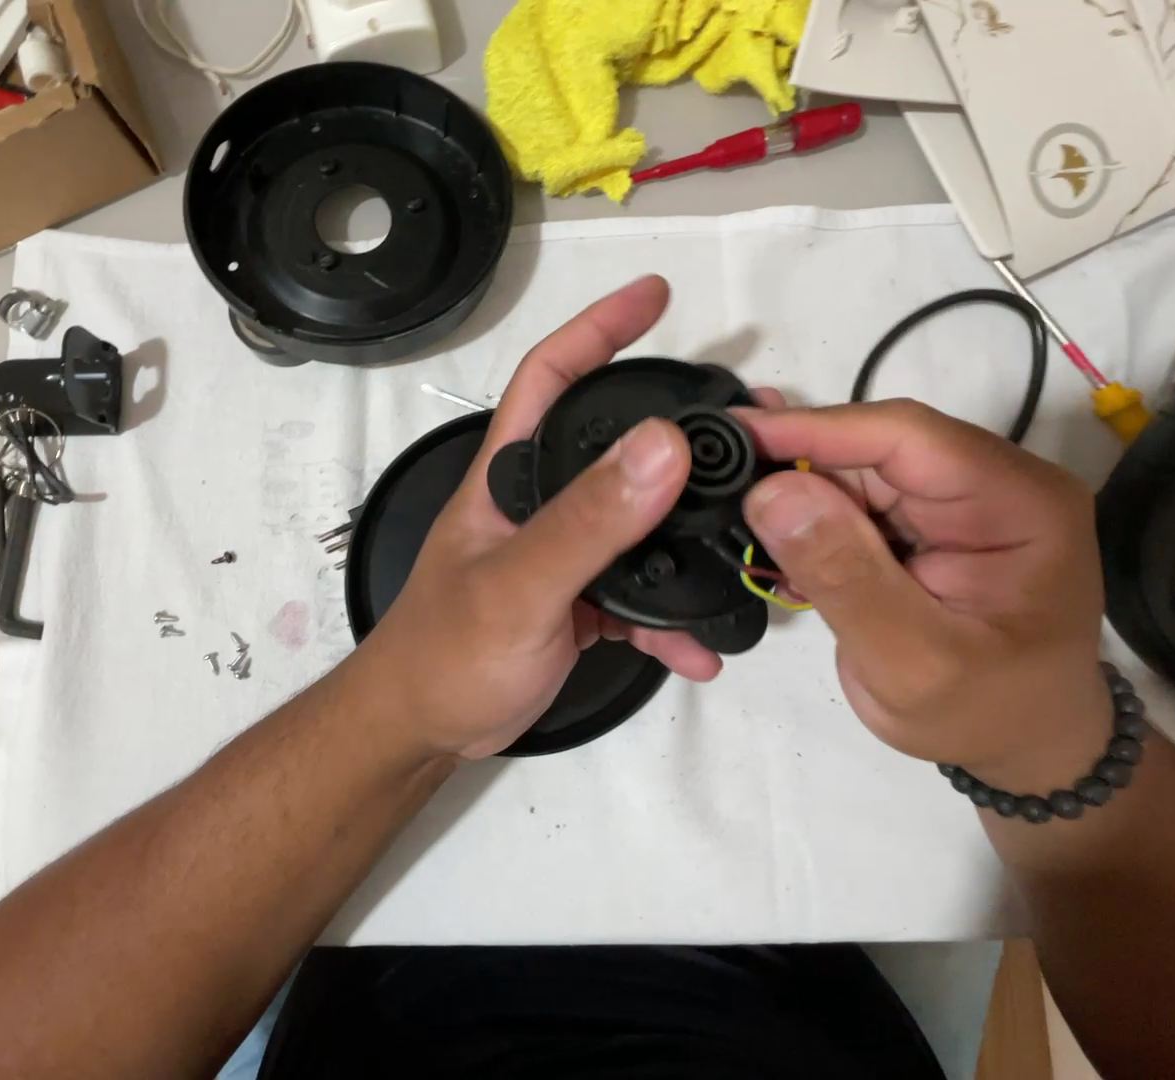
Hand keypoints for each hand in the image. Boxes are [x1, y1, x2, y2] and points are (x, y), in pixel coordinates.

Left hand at [351, 276, 729, 759]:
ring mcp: (561, 556)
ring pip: (637, 526)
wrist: (426, 731)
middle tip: (747, 432)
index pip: (550, 378)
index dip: (597, 328)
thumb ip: (585, 522)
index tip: (655, 295)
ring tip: (748, 540)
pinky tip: (700, 647)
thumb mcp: (517, 586)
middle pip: (615, 448)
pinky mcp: (577, 605)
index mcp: (508, 478)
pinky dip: (669, 618)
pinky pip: (636, 596)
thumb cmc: (446, 654)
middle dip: (678, 436)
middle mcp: (538, 506)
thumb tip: (664, 444)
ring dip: (689, 537)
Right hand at [736, 400, 1110, 788]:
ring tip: (729, 513)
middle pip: (872, 446)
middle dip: (791, 461)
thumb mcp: (909, 659)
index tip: (730, 433)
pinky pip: (850, 501)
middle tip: (710, 478)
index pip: (905, 436)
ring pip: (852, 470)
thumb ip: (844, 574)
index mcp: (1015, 502)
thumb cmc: (981, 714)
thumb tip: (770, 492)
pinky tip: (771, 546)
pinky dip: (804, 520)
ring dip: (791, 495)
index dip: (812, 428)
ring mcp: (953, 502)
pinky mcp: (921, 524)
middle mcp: (988, 484)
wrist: (1018, 748)